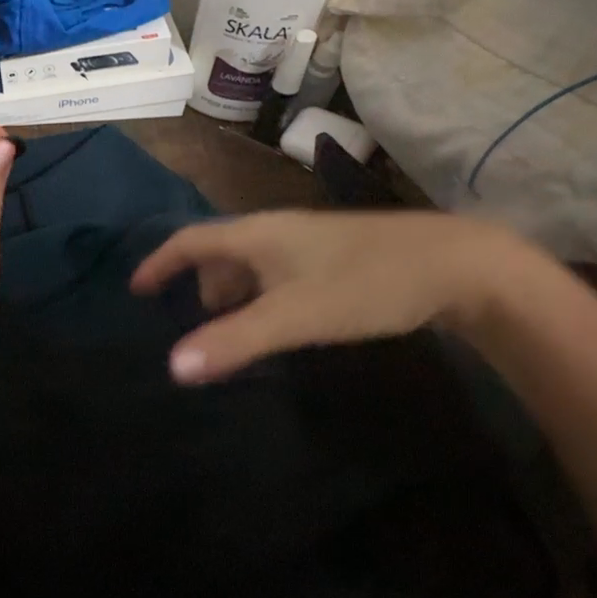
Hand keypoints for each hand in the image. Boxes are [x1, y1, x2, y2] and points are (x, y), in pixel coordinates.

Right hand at [130, 210, 541, 383]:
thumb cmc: (366, 285)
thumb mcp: (294, 317)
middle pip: (218, 250)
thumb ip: (234, 342)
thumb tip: (172, 368)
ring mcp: (309, 241)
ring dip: (233, 290)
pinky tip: (284, 319)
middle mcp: (276, 229)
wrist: (461, 266)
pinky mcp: (337, 256)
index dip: (158, 263)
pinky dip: (262, 293)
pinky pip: (278, 270)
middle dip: (198, 283)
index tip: (135, 289)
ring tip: (236, 328)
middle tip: (194, 322)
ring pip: (252, 261)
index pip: (189, 241)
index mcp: (255, 234)